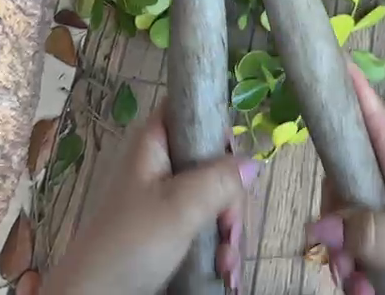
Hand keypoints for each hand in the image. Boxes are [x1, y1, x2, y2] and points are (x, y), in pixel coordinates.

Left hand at [43, 109, 259, 294]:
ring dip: (229, 233)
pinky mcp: (172, 232)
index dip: (218, 130)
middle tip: (230, 233)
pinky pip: (208, 228)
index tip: (235, 167)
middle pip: (214, 163)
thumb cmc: (131, 243)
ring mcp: (168, 201)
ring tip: (227, 266)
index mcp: (157, 142)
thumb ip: (220, 180)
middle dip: (232, 201)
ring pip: (216, 200)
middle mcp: (164, 166)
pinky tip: (225, 273)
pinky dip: (220, 249)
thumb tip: (253, 163)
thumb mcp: (179, 207)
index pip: (193, 111)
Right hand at [305, 66, 384, 294]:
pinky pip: (362, 259)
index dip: (358, 92)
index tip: (339, 59)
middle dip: (332, 216)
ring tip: (352, 284)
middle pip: (346, 183)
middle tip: (332, 252)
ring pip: (350, 227)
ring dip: (342, 256)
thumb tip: (315, 225)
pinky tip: (362, 292)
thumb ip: (370, 232)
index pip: (378, 123)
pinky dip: (355, 277)